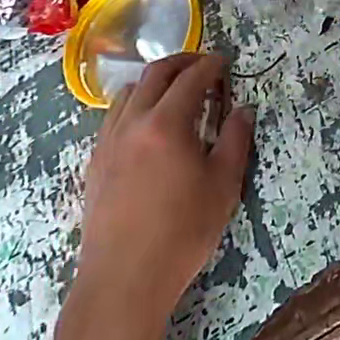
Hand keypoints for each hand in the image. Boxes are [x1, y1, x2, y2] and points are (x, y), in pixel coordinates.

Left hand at [78, 55, 253, 318]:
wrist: (124, 278)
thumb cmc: (182, 233)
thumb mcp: (223, 187)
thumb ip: (235, 141)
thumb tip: (243, 110)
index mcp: (167, 122)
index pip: (191, 78)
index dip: (210, 66)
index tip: (224, 62)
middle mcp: (134, 120)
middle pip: (155, 74)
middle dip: (181, 62)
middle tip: (202, 65)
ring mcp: (109, 138)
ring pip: (130, 91)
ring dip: (154, 81)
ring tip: (173, 91)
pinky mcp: (96, 158)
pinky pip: (115, 115)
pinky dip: (135, 104)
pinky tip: (146, 124)